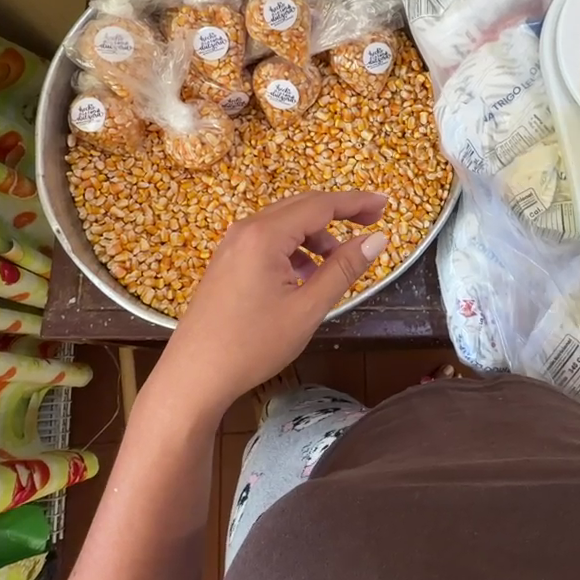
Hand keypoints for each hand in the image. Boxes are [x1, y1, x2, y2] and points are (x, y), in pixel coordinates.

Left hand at [154, 191, 388, 415]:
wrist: (194, 377)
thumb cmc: (253, 344)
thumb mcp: (307, 308)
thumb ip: (343, 269)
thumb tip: (378, 239)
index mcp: (266, 235)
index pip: (321, 204)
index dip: (356, 202)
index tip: (385, 205)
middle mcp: (247, 229)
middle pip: (302, 207)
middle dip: (339, 212)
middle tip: (372, 224)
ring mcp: (232, 245)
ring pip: (285, 224)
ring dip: (316, 236)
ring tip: (337, 265)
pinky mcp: (227, 262)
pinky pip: (268, 241)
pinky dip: (295, 249)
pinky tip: (305, 277)